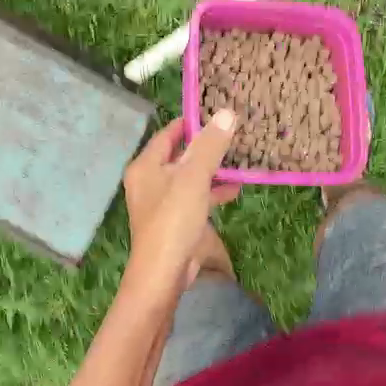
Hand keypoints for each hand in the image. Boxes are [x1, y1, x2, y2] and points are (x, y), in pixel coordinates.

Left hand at [122, 113, 239, 292]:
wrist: (164, 273)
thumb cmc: (173, 219)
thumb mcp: (194, 177)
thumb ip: (210, 145)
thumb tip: (227, 113)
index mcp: (146, 166)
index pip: (168, 133)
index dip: (191, 122)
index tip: (217, 112)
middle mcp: (150, 180)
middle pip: (180, 154)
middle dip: (207, 146)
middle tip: (235, 133)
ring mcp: (162, 202)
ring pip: (190, 177)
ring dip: (213, 169)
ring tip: (240, 158)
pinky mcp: (175, 220)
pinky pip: (195, 197)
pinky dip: (212, 191)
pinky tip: (235, 188)